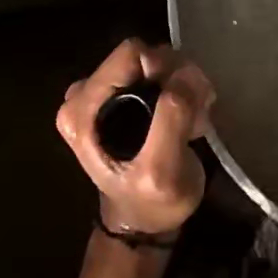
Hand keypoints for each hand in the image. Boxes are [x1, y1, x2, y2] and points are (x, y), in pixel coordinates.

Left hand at [56, 39, 214, 235]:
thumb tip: (186, 74)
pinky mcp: (121, 96)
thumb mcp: (163, 169)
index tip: (186, 101)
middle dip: (179, 79)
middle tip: (195, 113)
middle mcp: (85, 94)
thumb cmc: (151, 201)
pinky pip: (160, 73)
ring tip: (193, 119)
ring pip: (158, 61)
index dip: (165, 69)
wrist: (144, 223)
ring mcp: (103, 94)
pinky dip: (182, 89)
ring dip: (185, 85)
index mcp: (83, 109)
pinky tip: (188, 115)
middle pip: (146, 55)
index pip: (131, 54)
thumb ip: (171, 118)